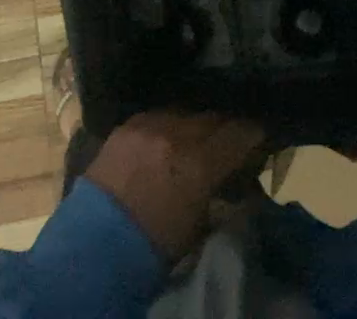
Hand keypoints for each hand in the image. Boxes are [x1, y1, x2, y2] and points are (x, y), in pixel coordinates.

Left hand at [83, 111, 267, 260]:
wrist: (97, 244)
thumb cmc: (156, 245)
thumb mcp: (201, 223)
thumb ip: (221, 190)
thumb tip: (237, 175)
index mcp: (199, 164)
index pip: (239, 134)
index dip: (253, 133)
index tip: (259, 134)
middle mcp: (175, 135)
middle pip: (212, 117)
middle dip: (224, 126)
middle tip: (229, 136)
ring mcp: (148, 126)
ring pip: (184, 112)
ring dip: (195, 123)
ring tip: (197, 135)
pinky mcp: (126, 125)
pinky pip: (156, 115)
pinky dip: (167, 124)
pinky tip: (167, 136)